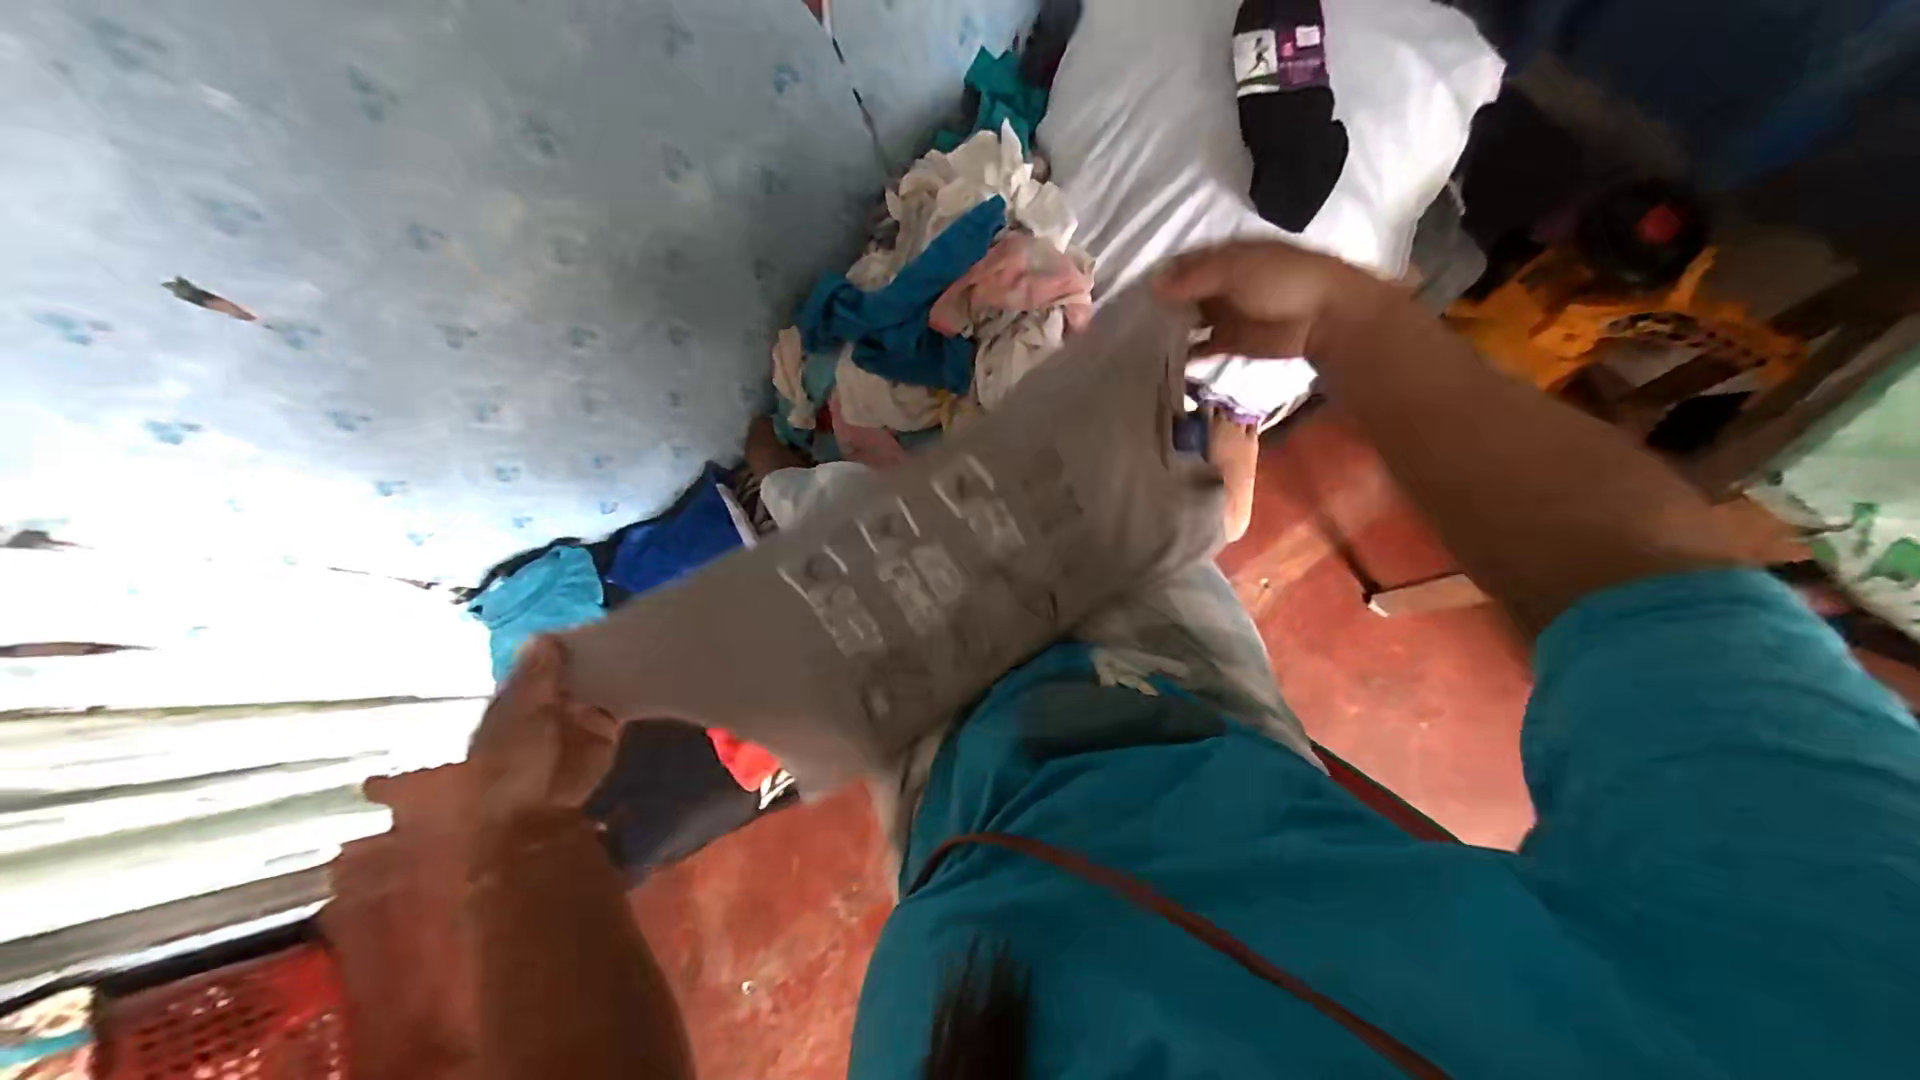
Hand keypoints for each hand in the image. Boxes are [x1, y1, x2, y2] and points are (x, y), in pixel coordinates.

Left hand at [466, 636, 619, 826]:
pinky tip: (646, 668)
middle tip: (620, 626)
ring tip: (638, 640)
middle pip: (576, 669)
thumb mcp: (519, 714)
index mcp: (520, 696)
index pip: (543, 661)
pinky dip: (631, 688)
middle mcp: (550, 703)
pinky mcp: (606, 731)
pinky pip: (621, 702)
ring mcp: (579, 717)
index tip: (587, 621)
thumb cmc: (512, 764)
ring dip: (614, 668)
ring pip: (599, 683)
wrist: (536, 816)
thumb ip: (535, 677)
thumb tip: (544, 636)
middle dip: (593, 653)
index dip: (562, 644)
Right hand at [1153, 241, 1384, 358]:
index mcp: (1226, 255)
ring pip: (1190, 319)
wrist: (1326, 317)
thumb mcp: (1237, 269)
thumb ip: (1194, 278)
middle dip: (1161, 304)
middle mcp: (1223, 282)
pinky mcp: (1231, 341)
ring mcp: (1226, 313)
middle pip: (1184, 292)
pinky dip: (1186, 353)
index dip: (1161, 274)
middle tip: (1131, 319)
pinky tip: (1166, 360)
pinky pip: (1202, 347)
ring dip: (1171, 329)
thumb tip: (1152, 286)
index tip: (1132, 290)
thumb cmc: (1284, 281)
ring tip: (1142, 341)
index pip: (1185, 262)